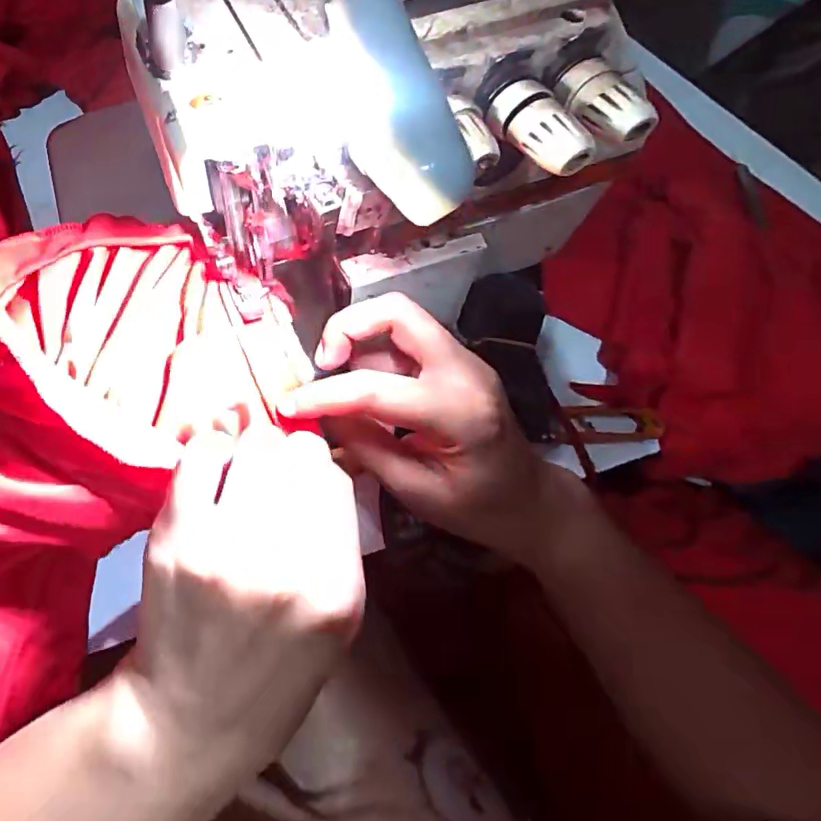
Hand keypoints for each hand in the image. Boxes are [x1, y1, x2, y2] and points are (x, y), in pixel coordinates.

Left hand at [115, 426, 365, 789]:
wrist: (190, 718)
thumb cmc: (271, 674)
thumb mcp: (334, 622)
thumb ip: (339, 544)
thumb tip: (323, 464)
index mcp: (336, 589)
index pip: (333, 479)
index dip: (316, 464)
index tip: (300, 470)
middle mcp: (287, 566)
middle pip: (295, 455)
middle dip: (282, 452)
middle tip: (265, 466)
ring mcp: (227, 549)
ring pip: (252, 446)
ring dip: (247, 446)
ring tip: (238, 461)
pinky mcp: (176, 540)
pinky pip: (200, 456)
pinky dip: (207, 447)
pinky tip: (208, 463)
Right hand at [275, 292, 580, 555]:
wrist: (531, 500)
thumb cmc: (478, 508)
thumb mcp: (416, 491)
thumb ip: (366, 447)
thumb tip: (318, 416)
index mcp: (458, 409)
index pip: (375, 388)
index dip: (323, 396)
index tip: (288, 406)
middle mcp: (462, 369)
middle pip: (396, 312)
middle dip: (346, 327)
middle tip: (322, 364)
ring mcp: (461, 359)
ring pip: (397, 319)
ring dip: (357, 340)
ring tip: (336, 380)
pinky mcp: (452, 360)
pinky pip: (403, 339)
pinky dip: (371, 352)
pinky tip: (361, 386)